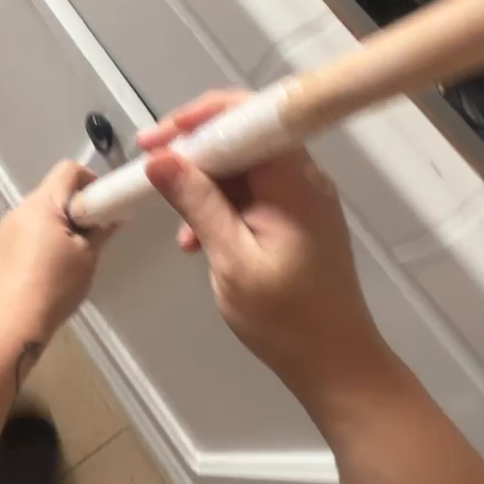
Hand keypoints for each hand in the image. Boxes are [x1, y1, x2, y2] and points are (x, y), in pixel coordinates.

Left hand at [0, 161, 112, 344]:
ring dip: (55, 226)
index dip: (89, 181)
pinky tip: (44, 271)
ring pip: (37, 215)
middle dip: (74, 209)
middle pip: (52, 193)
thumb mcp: (87, 257)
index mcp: (42, 204)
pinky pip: (23, 232)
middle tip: (89, 238)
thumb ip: (101, 229)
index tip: (101, 207)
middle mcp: (19, 209)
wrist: (10, 324)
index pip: (68, 170)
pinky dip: (38, 241)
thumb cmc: (54, 286)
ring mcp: (3, 228)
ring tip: (66, 260)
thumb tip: (112, 214)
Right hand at [139, 90, 397, 402]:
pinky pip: (248, 194)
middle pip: (241, 136)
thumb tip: (158, 159)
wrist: (335, 365)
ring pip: (240, 166)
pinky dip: (216, 206)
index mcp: (294, 180)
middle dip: (191, 149)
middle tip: (149, 164)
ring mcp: (298, 197)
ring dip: (200, 182)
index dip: (196, 119)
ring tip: (168, 210)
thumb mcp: (232, 260)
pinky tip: (194, 240)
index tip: (153, 140)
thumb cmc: (286, 318)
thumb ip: (197, 204)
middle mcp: (301, 177)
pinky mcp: (292, 218)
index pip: (245, 118)